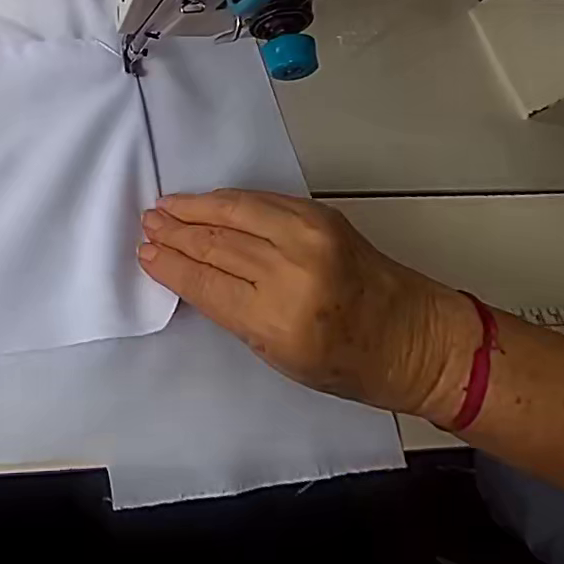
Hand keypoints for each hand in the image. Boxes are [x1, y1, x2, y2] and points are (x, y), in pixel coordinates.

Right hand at [137, 190, 475, 423]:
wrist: (419, 338)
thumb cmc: (345, 362)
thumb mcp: (274, 352)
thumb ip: (228, 307)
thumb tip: (183, 270)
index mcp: (278, 321)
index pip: (204, 282)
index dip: (168, 264)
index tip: (144, 252)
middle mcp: (293, 275)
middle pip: (215, 244)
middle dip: (175, 232)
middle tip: (148, 223)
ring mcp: (310, 239)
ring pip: (232, 213)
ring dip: (192, 209)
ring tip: (164, 208)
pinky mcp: (322, 217)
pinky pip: (259, 201)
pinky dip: (226, 200)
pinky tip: (205, 202)